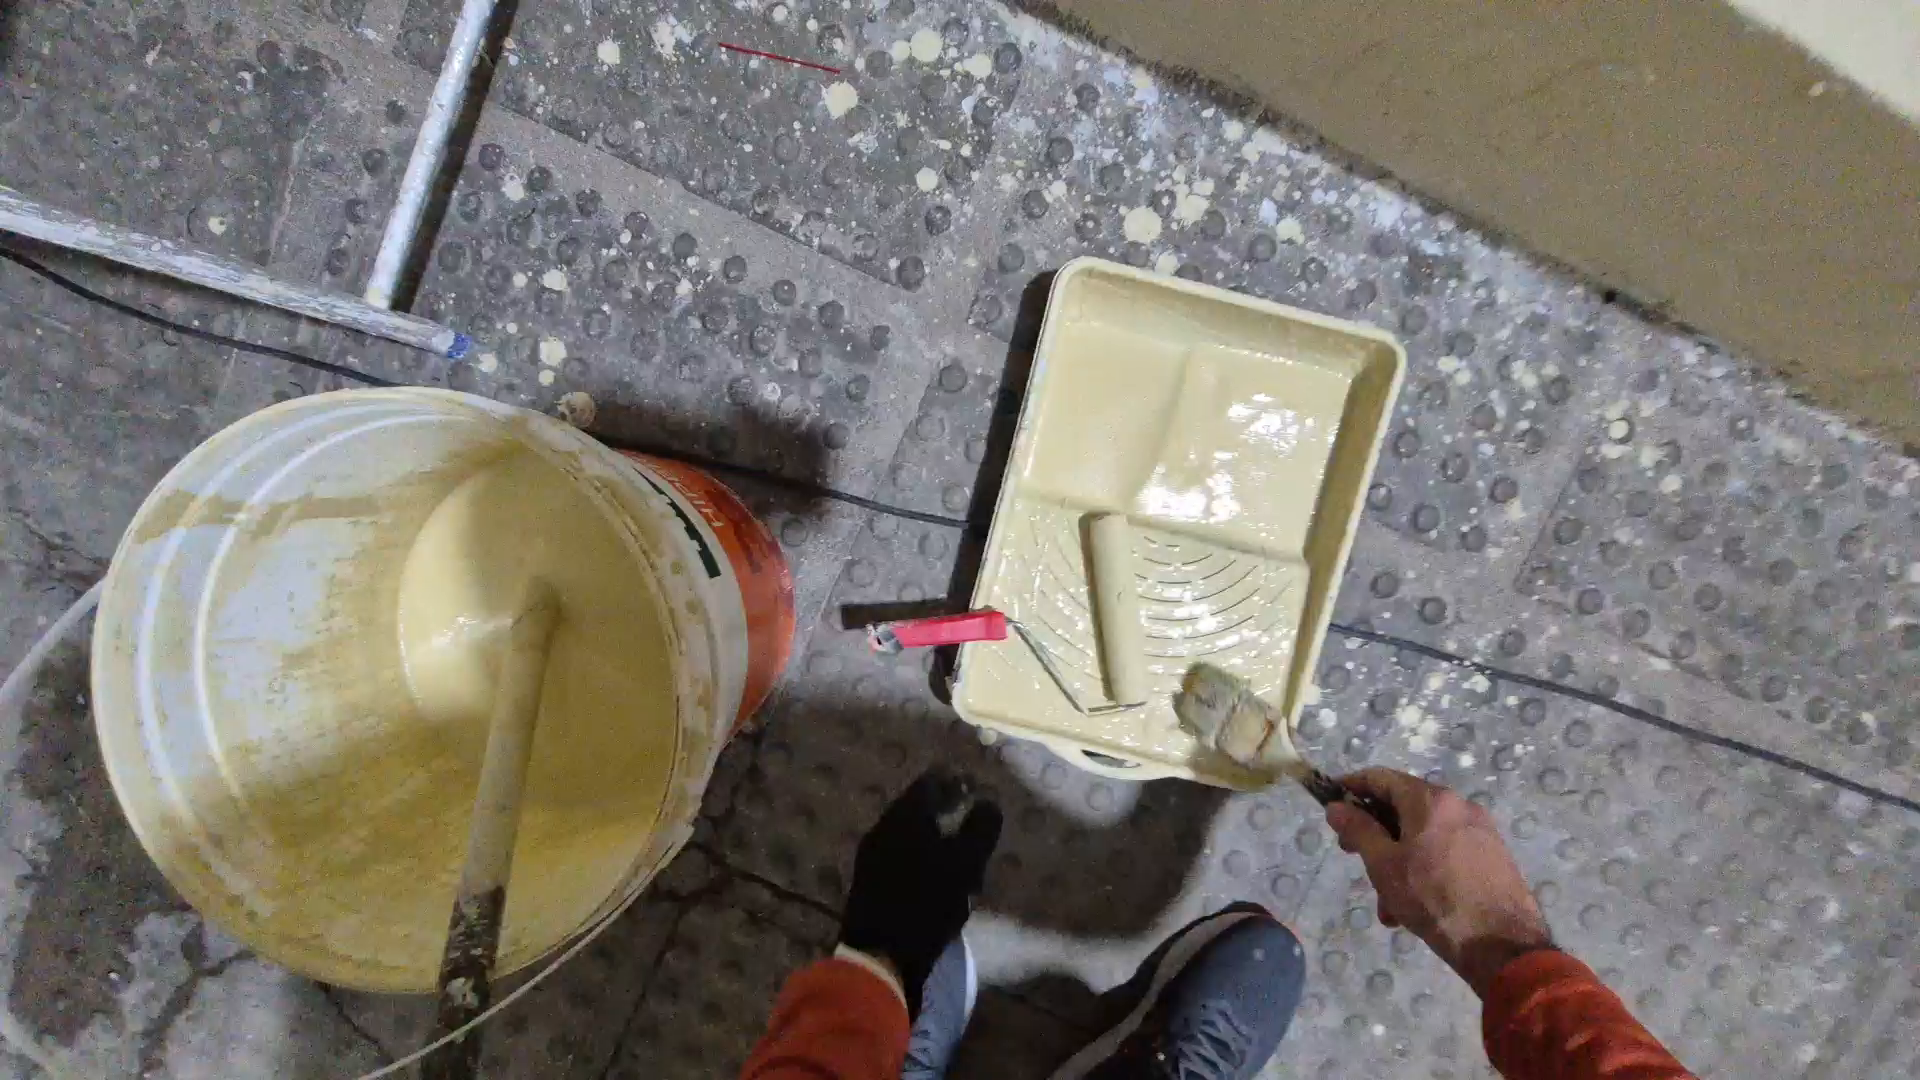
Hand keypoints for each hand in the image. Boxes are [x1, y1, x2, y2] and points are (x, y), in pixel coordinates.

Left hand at [839, 768, 1001, 1014]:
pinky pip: (899, 854)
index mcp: (905, 814)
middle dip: (944, 807)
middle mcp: (884, 825)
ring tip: (957, 850)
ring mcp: (872, 853)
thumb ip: (980, 828)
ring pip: (908, 831)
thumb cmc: (928, 902)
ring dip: (933, 833)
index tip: (974, 787)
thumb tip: (989, 802)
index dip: (955, 781)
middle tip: (968, 816)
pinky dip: (920, 854)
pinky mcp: (868, 880)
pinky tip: (935, 875)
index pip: (931, 781)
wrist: (879, 955)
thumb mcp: (965, 864)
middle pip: (918, 805)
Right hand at [1326, 768, 1551, 997]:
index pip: (1379, 777)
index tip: (1331, 804)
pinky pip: (1446, 851)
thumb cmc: (1433, 898)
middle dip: (1374, 833)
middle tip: (1353, 854)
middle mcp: (1459, 806)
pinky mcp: (1494, 857)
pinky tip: (1414, 904)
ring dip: (1398, 859)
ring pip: (1423, 835)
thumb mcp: (1383, 863)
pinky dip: (1424, 867)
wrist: (1506, 949)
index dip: (1350, 787)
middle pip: (1402, 807)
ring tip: (1387, 902)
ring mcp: (1481, 832)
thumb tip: (1336, 807)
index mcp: (1431, 799)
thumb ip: (1357, 828)